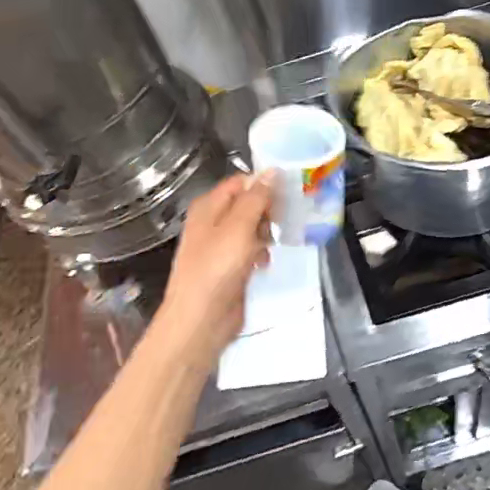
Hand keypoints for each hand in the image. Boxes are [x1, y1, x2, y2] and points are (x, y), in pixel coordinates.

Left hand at [153, 172, 274, 365]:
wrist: (200, 319)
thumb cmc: (217, 269)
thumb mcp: (239, 227)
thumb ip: (256, 198)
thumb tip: (272, 171)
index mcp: (208, 207)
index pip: (240, 183)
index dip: (264, 185)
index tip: (290, 193)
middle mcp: (212, 222)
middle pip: (246, 204)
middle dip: (267, 210)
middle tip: (285, 219)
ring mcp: (220, 246)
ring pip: (250, 228)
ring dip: (265, 232)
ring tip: (275, 242)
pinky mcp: (229, 268)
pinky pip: (249, 251)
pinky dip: (259, 253)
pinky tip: (265, 262)